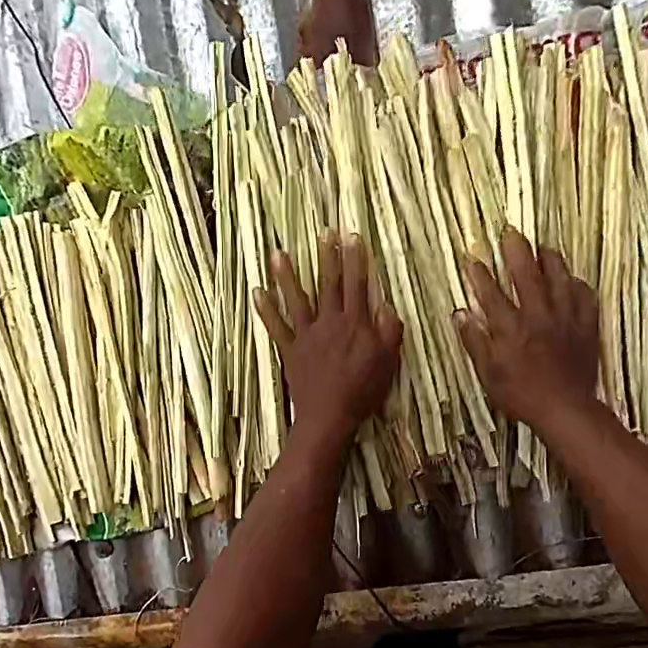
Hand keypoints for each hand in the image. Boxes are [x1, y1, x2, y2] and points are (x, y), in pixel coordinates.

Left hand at [254, 237, 402, 444]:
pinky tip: (257, 292)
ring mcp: (307, 335)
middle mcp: (329, 322)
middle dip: (327, 257)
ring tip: (279, 253)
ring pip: (297, 299)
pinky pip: (276, 327)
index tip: (352, 236)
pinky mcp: (290, 350)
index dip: (355, 260)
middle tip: (323, 232)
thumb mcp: (388, 362)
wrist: (329, 416)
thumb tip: (386, 305)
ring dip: (287, 275)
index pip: (357, 285)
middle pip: (328, 284)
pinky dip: (266, 310)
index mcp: (355, 324)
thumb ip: (390, 332)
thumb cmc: (363, 391)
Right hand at [455, 226, 599, 424]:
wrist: (565, 408)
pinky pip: (585, 297)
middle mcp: (538, 315)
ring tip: (544, 247)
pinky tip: (573, 280)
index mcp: (511, 328)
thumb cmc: (521, 395)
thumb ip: (475, 342)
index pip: (491, 293)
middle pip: (526, 274)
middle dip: (515, 251)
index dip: (479, 274)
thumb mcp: (489, 374)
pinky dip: (578, 285)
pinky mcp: (586, 327)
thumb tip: (460, 314)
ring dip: (550, 260)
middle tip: (510, 232)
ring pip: (559, 279)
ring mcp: (565, 319)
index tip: (472, 258)